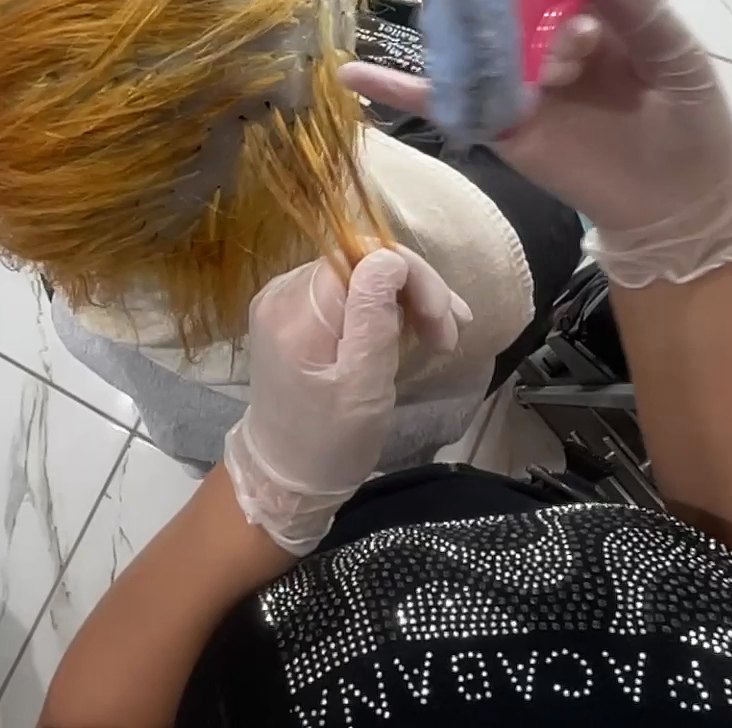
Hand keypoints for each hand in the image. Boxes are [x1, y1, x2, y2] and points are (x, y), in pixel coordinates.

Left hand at [223, 246, 467, 553]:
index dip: (411, 277)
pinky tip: (408, 330)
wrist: (285, 475)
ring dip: (402, 300)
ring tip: (440, 335)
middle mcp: (281, 293)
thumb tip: (388, 258)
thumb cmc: (330, 441)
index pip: (362, 255)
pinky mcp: (290, 315)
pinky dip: (378, 308)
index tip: (443, 323)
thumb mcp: (362, 384)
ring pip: (356, 276)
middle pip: (360, 263)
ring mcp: (282, 302)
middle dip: (413, 290)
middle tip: (450, 334)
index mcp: (296, 310)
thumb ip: (374, 315)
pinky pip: (342, 294)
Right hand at [340, 0, 731, 286]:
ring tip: (486, 40)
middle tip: (533, 24)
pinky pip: (443, 103)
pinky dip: (395, 91)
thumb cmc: (688, 119)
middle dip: (508, 4)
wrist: (678, 203)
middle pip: (501, 7)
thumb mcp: (670, 49)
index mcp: (588, 16)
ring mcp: (513, 85)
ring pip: (472, 49)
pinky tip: (352, 74)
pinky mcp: (495, 124)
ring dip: (471, 40)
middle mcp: (542, 45)